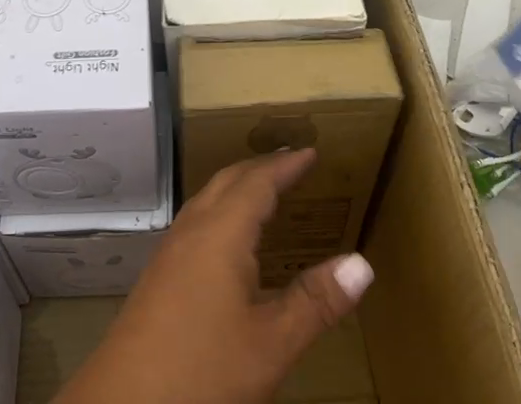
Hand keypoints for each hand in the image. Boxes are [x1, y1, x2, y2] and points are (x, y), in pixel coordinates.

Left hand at [52, 149, 373, 403]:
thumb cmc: (203, 369)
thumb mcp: (272, 343)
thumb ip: (316, 302)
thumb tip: (362, 263)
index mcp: (220, 235)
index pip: (257, 184)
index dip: (285, 166)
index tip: (310, 151)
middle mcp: (190, 233)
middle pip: (226, 183)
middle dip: (260, 168)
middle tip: (291, 162)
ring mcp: (168, 255)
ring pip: (206, 202)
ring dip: (236, 189)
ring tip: (264, 194)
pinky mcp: (157, 279)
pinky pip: (194, 224)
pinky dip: (221, 213)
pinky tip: (227, 244)